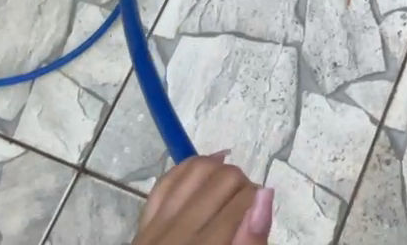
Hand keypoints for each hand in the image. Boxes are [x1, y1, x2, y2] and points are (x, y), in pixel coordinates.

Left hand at [133, 154, 273, 244]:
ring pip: (194, 171)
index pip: (242, 199)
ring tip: (229, 187)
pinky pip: (166, 182)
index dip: (258, 200)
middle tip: (244, 207)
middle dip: (242, 184)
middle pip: (223, 178)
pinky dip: (189, 170)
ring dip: (219, 170)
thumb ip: (252, 243)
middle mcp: (174, 237)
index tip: (258, 216)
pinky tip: (207, 171)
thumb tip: (265, 192)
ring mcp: (152, 232)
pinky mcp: (140, 229)